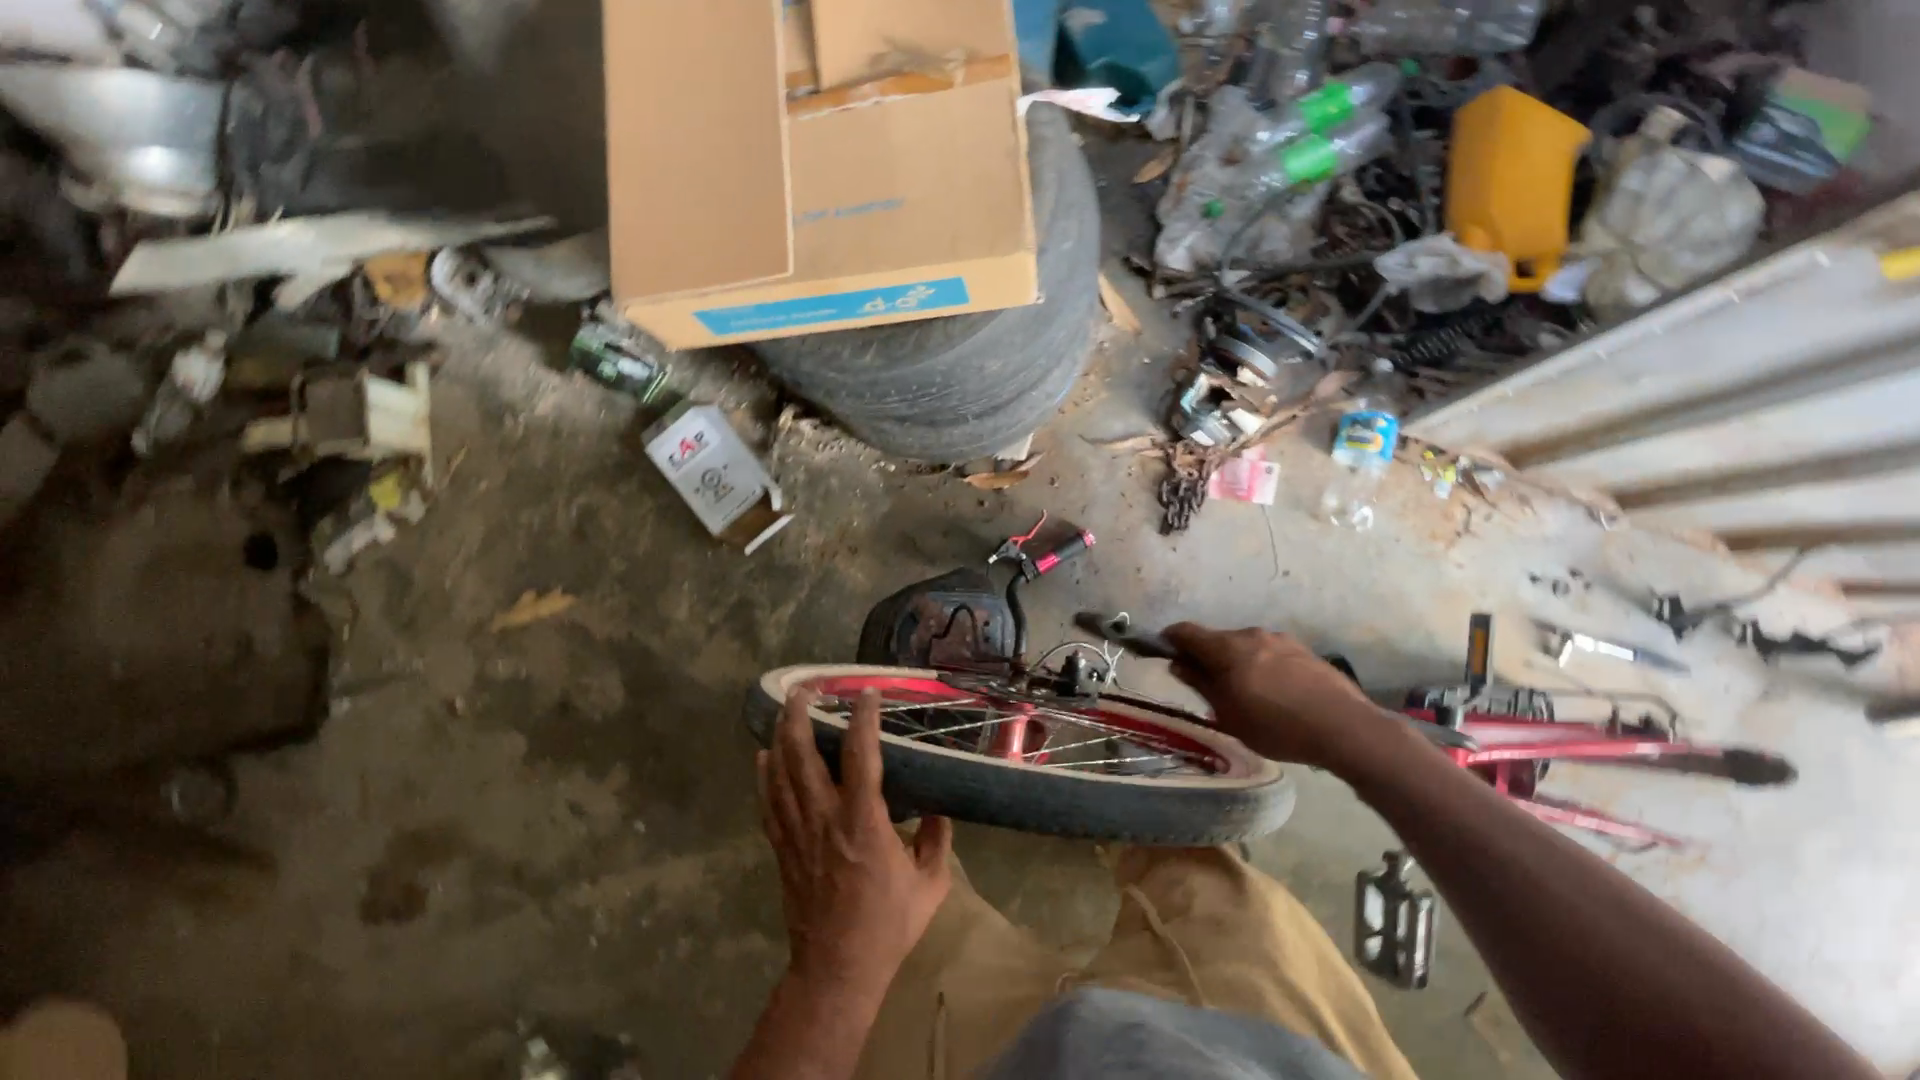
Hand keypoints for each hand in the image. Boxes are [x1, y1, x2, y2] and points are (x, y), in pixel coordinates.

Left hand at [758, 687, 952, 998]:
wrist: (838, 967)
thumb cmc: (888, 926)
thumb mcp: (930, 886)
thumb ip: (937, 843)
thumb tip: (940, 813)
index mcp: (864, 822)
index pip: (862, 756)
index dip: (863, 719)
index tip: (866, 692)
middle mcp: (825, 818)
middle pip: (803, 755)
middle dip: (801, 715)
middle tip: (806, 689)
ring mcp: (798, 833)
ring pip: (781, 773)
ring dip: (781, 736)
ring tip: (785, 708)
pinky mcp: (783, 849)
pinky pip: (769, 803)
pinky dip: (765, 775)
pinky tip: (763, 756)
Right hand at [1163, 623, 1409, 774]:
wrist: (1344, 727)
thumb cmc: (1276, 726)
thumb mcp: (1228, 714)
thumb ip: (1201, 685)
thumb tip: (1178, 664)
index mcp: (1228, 648)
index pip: (1187, 632)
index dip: (1171, 640)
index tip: (1163, 651)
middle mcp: (1252, 635)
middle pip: (1218, 640)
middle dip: (1206, 656)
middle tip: (1205, 685)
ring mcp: (1282, 640)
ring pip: (1246, 647)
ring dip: (1236, 663)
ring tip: (1243, 693)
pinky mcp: (1305, 652)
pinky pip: (1270, 654)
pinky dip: (1261, 667)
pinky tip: (1273, 694)